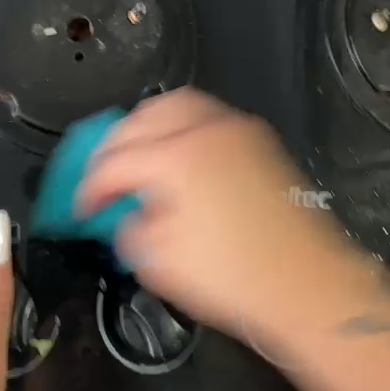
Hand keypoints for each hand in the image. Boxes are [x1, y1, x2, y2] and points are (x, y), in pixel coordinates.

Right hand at [75, 89, 381, 341]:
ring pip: (173, 105)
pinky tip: (174, 155)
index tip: (81, 209)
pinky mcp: (255, 136)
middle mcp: (204, 126)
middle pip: (139, 119)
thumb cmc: (234, 279)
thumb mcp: (159, 263)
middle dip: (113, 147)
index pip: (113, 161)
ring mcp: (234, 126)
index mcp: (176, 155)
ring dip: (145, 127)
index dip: (88, 188)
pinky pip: (204, 114)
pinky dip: (178, 126)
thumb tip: (124, 213)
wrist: (308, 285)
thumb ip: (128, 228)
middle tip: (103, 178)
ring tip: (134, 157)